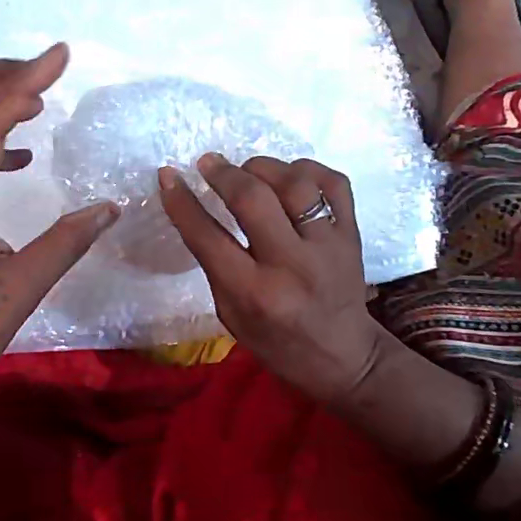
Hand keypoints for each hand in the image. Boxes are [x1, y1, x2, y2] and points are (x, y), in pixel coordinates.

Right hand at [158, 153, 396, 406]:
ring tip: (248, 170)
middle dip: (223, 173)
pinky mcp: (352, 234)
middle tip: (208, 164)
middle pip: (253, 198)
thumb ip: (215, 265)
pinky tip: (289, 176)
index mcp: (254, 293)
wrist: (343, 356)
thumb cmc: (276, 342)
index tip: (168, 176)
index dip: (181, 201)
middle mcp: (292, 265)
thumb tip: (194, 211)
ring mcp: (328, 246)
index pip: (208, 236)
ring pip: (295, 183)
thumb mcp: (231, 314)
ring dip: (263, 167)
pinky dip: (307, 170)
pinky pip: (333, 183)